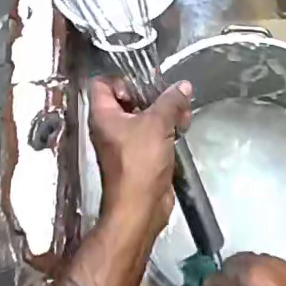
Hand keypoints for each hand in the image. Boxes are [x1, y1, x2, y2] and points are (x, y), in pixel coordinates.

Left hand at [88, 78, 188, 221]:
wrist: (140, 207)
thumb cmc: (139, 161)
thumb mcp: (156, 124)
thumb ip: (170, 102)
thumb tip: (183, 86)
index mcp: (103, 114)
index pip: (102, 83)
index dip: (121, 77)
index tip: (143, 80)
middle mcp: (110, 126)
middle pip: (127, 98)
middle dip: (151, 95)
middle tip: (170, 95)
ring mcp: (124, 142)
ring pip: (143, 116)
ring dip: (163, 112)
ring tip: (183, 111)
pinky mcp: (140, 156)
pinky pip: (152, 134)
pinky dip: (166, 129)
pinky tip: (183, 127)